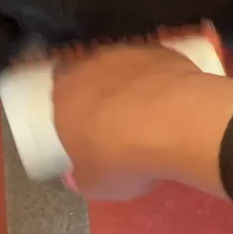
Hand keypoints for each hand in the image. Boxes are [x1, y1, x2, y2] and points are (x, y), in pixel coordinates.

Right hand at [49, 42, 232, 200]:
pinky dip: (162, 80)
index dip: (72, 103)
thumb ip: (82, 176)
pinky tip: (173, 101)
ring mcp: (129, 52)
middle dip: (102, 91)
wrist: (172, 124)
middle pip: (92, 72)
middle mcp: (92, 64)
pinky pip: (156, 66)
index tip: (84, 122)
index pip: (59, 86)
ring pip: (125, 66)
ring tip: (150, 112)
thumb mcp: (94, 183)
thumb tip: (76, 176)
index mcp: (65, 92)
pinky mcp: (162, 50)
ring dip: (133, 84)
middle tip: (117, 119)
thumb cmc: (120, 157)